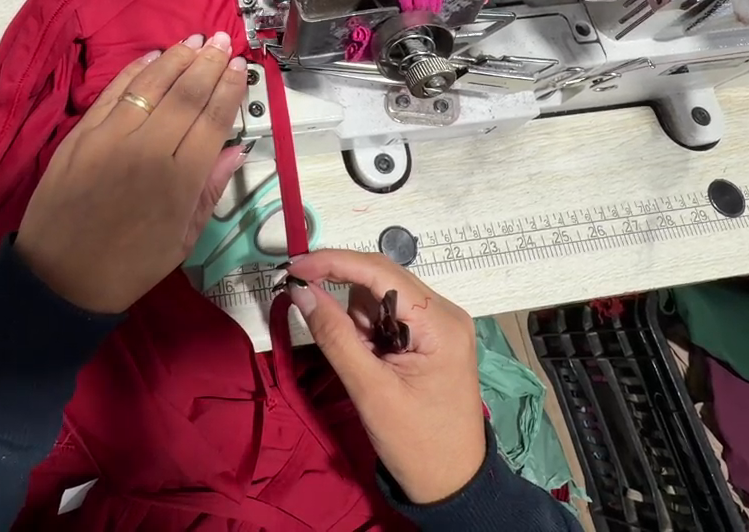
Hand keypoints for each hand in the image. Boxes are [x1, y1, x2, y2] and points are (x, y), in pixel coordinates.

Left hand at [16, 33, 248, 313]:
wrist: (59, 278)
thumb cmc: (129, 266)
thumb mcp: (183, 240)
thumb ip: (210, 190)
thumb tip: (236, 150)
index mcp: (179, 180)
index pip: (212, 120)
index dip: (227, 89)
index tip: (239, 67)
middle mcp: (148, 149)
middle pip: (185, 94)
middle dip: (207, 64)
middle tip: (224, 41)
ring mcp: (110, 137)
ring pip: (150, 85)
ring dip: (175, 59)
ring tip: (195, 40)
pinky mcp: (81, 133)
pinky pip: (113, 92)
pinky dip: (134, 70)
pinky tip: (152, 57)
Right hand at [286, 250, 485, 504]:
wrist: (453, 488)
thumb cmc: (417, 444)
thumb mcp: (370, 391)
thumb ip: (334, 335)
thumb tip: (301, 290)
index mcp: (439, 322)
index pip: (380, 271)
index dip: (334, 262)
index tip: (295, 267)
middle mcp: (444, 311)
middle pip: (380, 277)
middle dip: (343, 294)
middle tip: (307, 305)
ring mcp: (439, 322)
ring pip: (379, 294)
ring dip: (357, 318)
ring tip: (363, 361)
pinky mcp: (430, 334)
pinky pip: (386, 312)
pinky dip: (367, 328)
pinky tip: (371, 359)